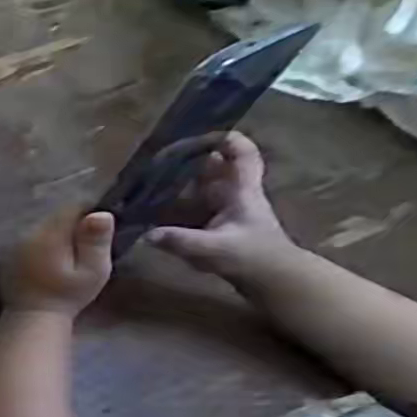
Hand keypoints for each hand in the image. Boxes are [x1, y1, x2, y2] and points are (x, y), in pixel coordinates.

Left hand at [0, 208, 113, 316]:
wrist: (31, 316)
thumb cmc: (67, 296)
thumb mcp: (92, 270)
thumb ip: (96, 241)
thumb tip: (101, 213)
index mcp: (49, 235)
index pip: (71, 208)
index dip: (90, 212)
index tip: (100, 227)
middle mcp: (27, 234)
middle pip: (55, 217)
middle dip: (73, 224)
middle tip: (88, 243)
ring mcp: (14, 245)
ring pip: (42, 228)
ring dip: (57, 235)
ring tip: (70, 253)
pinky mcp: (8, 255)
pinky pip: (29, 241)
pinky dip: (42, 245)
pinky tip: (50, 261)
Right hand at [143, 132, 298, 278]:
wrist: (272, 280)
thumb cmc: (251, 258)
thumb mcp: (213, 249)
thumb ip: (179, 240)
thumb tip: (145, 233)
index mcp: (241, 191)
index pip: (241, 154)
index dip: (223, 139)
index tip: (193, 137)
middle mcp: (231, 194)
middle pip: (213, 166)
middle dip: (188, 158)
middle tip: (155, 158)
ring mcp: (222, 209)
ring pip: (198, 185)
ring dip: (175, 180)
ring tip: (144, 180)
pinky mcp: (212, 224)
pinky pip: (188, 205)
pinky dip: (170, 202)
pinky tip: (147, 207)